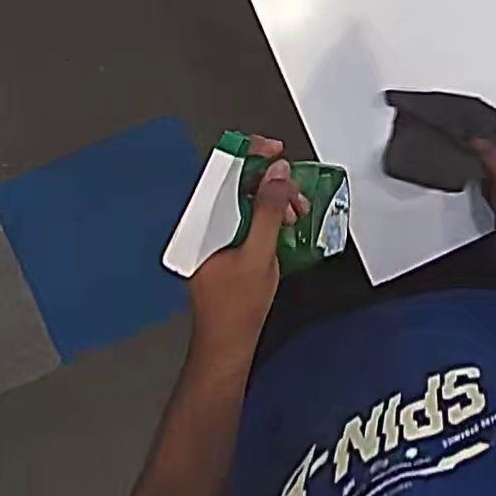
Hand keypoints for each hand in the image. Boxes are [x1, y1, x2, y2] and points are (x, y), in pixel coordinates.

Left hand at [186, 136, 309, 349]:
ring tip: (295, 211)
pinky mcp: (226, 243)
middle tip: (294, 190)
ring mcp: (214, 235)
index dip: (248, 154)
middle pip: (236, 184)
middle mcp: (203, 227)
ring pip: (246, 198)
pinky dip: (271, 212)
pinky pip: (248, 214)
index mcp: (201, 227)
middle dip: (272, 182)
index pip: (221, 174)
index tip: (273, 150)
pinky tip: (286, 222)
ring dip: (275, 199)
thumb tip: (277, 175)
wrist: (228, 345)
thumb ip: (269, 211)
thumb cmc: (236, 309)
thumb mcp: (259, 254)